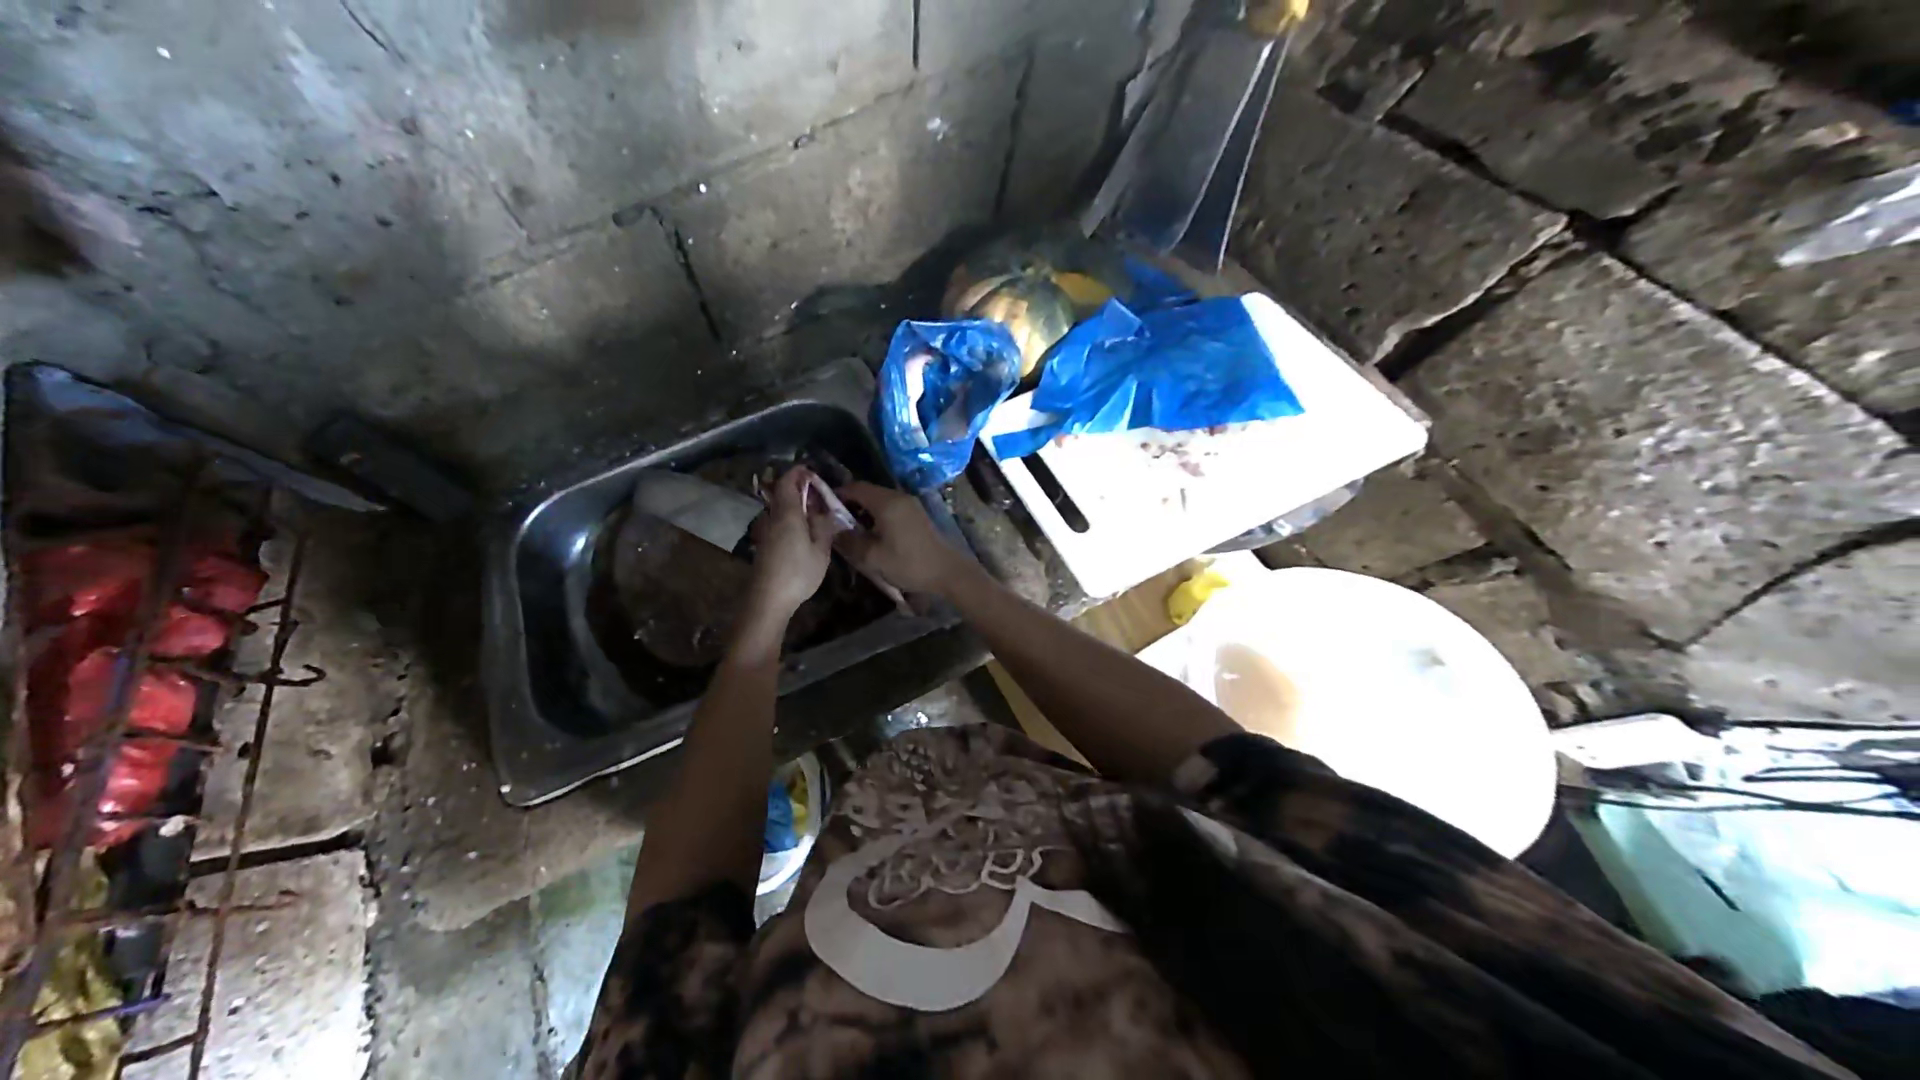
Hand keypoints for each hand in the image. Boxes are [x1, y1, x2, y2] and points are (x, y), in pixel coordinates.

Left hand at [749, 467, 835, 616]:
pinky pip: (778, 520)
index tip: (812, 471)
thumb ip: (823, 526)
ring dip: (794, 503)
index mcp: (787, 513)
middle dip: (798, 487)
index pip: (788, 482)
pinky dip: (791, 516)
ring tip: (815, 509)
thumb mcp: (820, 550)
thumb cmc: (798, 572)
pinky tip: (804, 528)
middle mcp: (773, 517)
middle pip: (781, 493)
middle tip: (818, 490)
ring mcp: (766, 531)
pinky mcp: (765, 544)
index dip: (798, 473)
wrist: (768, 599)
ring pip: (779, 507)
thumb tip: (824, 510)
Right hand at [834, 482, 969, 596]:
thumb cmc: (908, 563)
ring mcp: (910, 505)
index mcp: (886, 502)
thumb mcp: (872, 557)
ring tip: (851, 531)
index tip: (823, 507)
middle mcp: (898, 497)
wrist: (947, 571)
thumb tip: (832, 531)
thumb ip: (849, 542)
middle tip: (834, 522)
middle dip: (849, 504)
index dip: (837, 495)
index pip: (855, 487)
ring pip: (879, 501)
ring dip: (864, 512)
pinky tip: (872, 534)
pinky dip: (877, 516)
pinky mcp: (917, 515)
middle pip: (867, 492)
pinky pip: (890, 508)